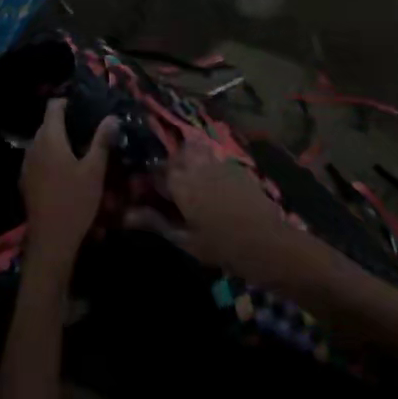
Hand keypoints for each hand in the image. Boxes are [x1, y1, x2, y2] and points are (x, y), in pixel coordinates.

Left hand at [19, 99, 117, 269]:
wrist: (51, 237)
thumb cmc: (75, 201)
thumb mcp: (94, 171)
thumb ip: (101, 141)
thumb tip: (111, 118)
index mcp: (49, 138)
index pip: (53, 106)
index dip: (68, 102)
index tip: (86, 108)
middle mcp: (33, 145)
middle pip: (47, 123)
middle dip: (66, 123)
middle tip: (89, 130)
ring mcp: (26, 162)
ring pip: (43, 141)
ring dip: (59, 141)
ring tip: (80, 149)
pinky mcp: (25, 177)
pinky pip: (38, 157)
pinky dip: (51, 156)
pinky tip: (66, 169)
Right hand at [127, 142, 281, 266]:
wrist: (272, 245)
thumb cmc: (224, 247)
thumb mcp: (186, 240)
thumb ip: (155, 222)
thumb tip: (125, 214)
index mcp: (179, 183)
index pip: (152, 173)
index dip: (145, 182)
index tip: (144, 195)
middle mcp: (195, 166)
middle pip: (172, 157)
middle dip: (166, 168)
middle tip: (167, 189)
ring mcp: (217, 164)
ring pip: (192, 151)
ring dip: (185, 160)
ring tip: (187, 181)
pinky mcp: (235, 168)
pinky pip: (212, 158)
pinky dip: (204, 164)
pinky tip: (209, 183)